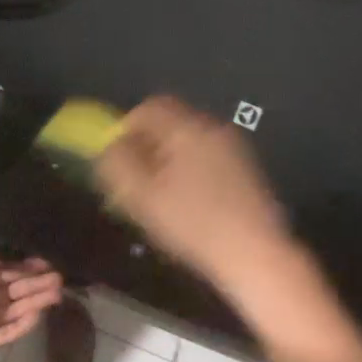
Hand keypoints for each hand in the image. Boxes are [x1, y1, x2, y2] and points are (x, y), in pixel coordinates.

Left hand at [0, 254, 63, 361]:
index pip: (0, 273)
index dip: (21, 269)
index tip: (44, 263)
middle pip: (10, 291)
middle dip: (34, 284)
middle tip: (58, 279)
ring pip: (13, 310)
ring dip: (34, 302)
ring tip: (57, 295)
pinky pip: (8, 333)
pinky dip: (22, 325)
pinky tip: (39, 316)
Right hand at [96, 96, 295, 281]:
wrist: (254, 254)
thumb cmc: (192, 224)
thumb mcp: (141, 196)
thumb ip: (116, 163)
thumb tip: (107, 145)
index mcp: (188, 128)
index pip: (149, 108)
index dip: (125, 128)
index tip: (115, 158)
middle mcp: (215, 129)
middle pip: (171, 124)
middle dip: (146, 147)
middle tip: (133, 181)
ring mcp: (235, 149)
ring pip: (189, 144)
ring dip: (167, 162)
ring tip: (157, 198)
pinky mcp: (247, 171)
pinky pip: (207, 159)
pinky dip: (189, 173)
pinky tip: (187, 206)